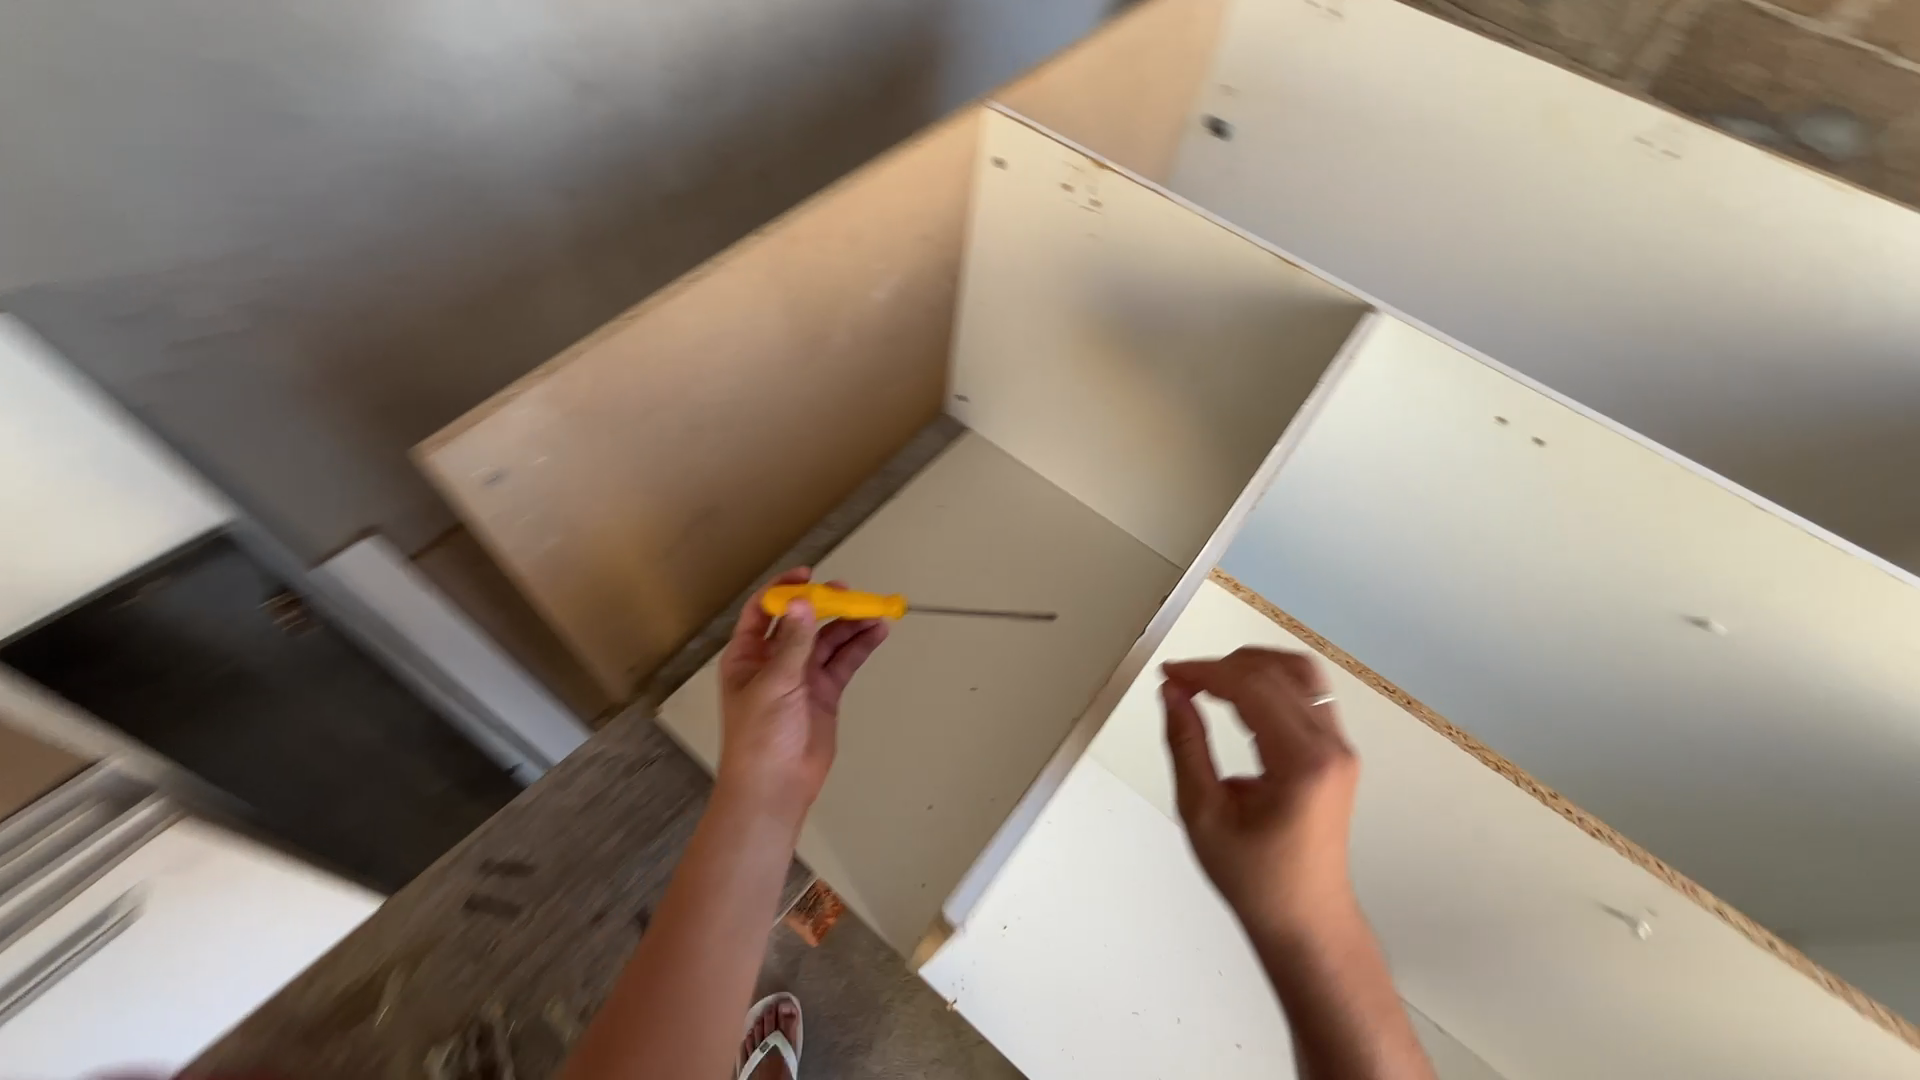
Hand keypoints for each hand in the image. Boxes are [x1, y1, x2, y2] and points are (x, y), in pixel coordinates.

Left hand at [717, 568, 889, 818]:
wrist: (775, 787)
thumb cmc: (760, 735)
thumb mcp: (774, 683)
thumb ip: (793, 642)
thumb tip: (804, 601)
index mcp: (747, 655)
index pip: (765, 611)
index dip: (785, 590)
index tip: (810, 575)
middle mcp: (774, 660)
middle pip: (802, 622)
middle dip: (825, 605)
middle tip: (849, 592)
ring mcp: (801, 676)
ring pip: (827, 640)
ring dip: (849, 624)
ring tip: (875, 611)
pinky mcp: (824, 692)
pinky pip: (843, 662)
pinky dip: (859, 646)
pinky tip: (876, 633)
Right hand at [1161, 647, 1360, 939]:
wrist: (1305, 919)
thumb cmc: (1254, 877)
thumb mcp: (1202, 812)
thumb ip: (1186, 744)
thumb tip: (1172, 693)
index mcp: (1301, 762)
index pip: (1253, 688)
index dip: (1205, 672)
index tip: (1170, 674)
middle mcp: (1330, 747)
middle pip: (1279, 672)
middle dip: (1224, 666)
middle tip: (1183, 679)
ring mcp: (1339, 748)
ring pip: (1301, 674)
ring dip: (1251, 666)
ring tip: (1209, 681)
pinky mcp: (1336, 753)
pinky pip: (1307, 695)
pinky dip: (1269, 682)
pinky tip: (1237, 696)